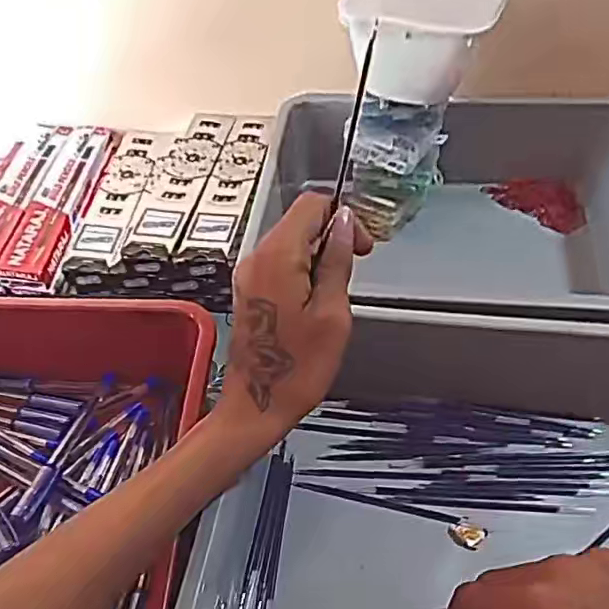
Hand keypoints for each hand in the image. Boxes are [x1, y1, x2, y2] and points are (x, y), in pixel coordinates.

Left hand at [217, 192, 372, 438]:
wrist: (259, 404)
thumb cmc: (295, 370)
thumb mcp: (333, 314)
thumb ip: (338, 262)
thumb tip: (345, 225)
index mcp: (277, 257)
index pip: (312, 204)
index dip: (343, 217)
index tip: (360, 245)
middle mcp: (255, 259)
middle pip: (299, 222)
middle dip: (331, 239)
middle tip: (351, 272)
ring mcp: (248, 276)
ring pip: (289, 244)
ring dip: (317, 259)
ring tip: (332, 296)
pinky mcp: (248, 293)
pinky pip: (278, 266)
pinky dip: (301, 273)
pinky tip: (313, 304)